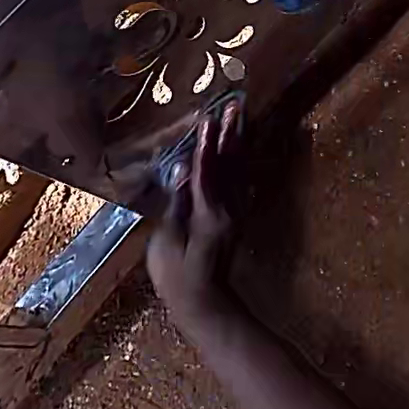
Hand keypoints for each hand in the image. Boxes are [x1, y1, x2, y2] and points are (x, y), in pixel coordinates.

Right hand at [147, 99, 244, 340]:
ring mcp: (236, 211)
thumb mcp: (166, 241)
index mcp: (209, 213)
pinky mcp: (237, 215)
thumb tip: (181, 169)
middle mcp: (229, 207)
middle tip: (235, 105)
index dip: (206, 143)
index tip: (207, 118)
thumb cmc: (176, 276)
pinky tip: (241, 148)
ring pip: (239, 168)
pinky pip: (240, 179)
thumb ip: (176, 203)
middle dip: (231, 132)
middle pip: (230, 163)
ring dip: (238, 140)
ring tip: (239, 117)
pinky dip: (240, 159)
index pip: (207, 170)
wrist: (204, 303)